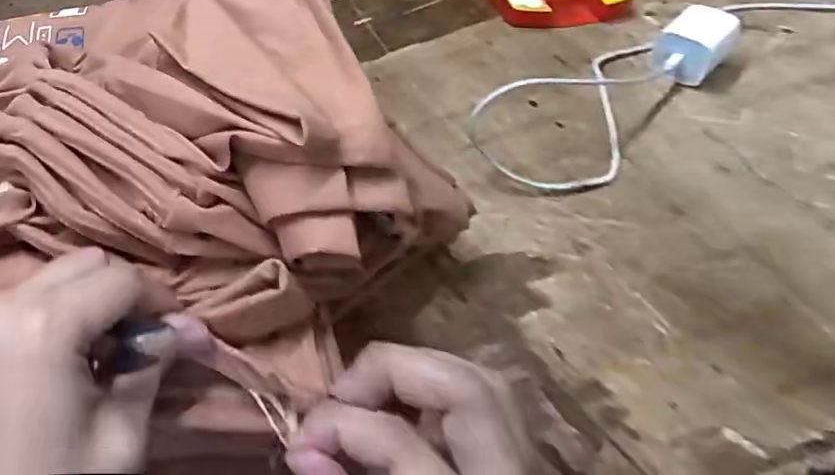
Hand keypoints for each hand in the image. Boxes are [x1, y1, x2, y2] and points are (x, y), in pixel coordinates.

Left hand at [0, 248, 207, 474]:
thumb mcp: (117, 436)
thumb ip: (151, 367)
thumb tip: (194, 329)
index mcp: (47, 320)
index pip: (121, 280)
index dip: (160, 301)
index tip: (187, 333)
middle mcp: (16, 296)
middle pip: (89, 262)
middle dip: (128, 291)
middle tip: (155, 339)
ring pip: (64, 271)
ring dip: (98, 294)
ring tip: (122, 348)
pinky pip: (39, 289)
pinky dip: (70, 303)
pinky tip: (86, 349)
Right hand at [287, 343, 531, 474]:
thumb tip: (300, 449)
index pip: (399, 439)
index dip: (338, 426)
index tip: (301, 442)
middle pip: (463, 384)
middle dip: (386, 371)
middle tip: (342, 399)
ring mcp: (534, 471)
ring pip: (481, 381)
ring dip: (412, 375)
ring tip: (368, 403)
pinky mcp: (530, 469)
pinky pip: (488, 408)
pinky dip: (436, 397)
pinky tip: (404, 419)